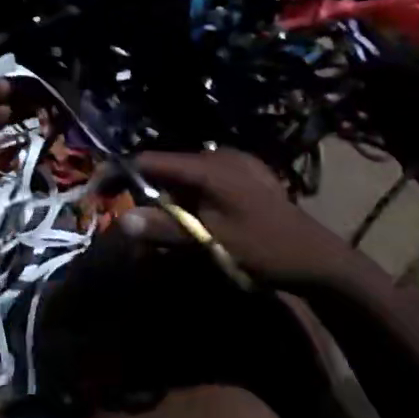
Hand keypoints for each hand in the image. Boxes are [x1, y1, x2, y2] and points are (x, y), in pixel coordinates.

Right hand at [119, 150, 384, 291]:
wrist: (322, 261)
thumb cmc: (265, 250)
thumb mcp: (210, 241)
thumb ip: (164, 228)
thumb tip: (120, 220)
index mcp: (208, 167)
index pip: (148, 161)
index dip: (118, 174)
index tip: (96, 192)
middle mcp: (220, 156)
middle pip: (164, 167)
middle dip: (140, 189)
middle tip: (126, 216)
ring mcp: (236, 164)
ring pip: (182, 175)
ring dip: (163, 196)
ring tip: (155, 222)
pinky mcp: (246, 175)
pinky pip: (202, 180)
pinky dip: (185, 196)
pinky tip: (188, 216)